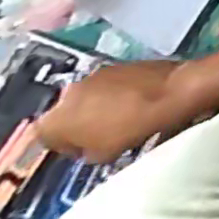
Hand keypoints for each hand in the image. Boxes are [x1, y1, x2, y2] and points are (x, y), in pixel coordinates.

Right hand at [36, 59, 180, 163]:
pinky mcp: (118, 63)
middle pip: (66, 114)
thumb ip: (85, 152)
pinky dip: (116, 92)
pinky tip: (134, 100)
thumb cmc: (131, 128)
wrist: (171, 90)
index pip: (46, 138)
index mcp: (53, 120)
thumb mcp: (100, 155)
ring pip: (87, 97)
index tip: (86, 151)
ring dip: (97, 106)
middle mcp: (68, 92)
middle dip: (80, 124)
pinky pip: (108, 84)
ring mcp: (94, 74)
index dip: (66, 146)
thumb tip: (90, 145)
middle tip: (102, 135)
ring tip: (121, 117)